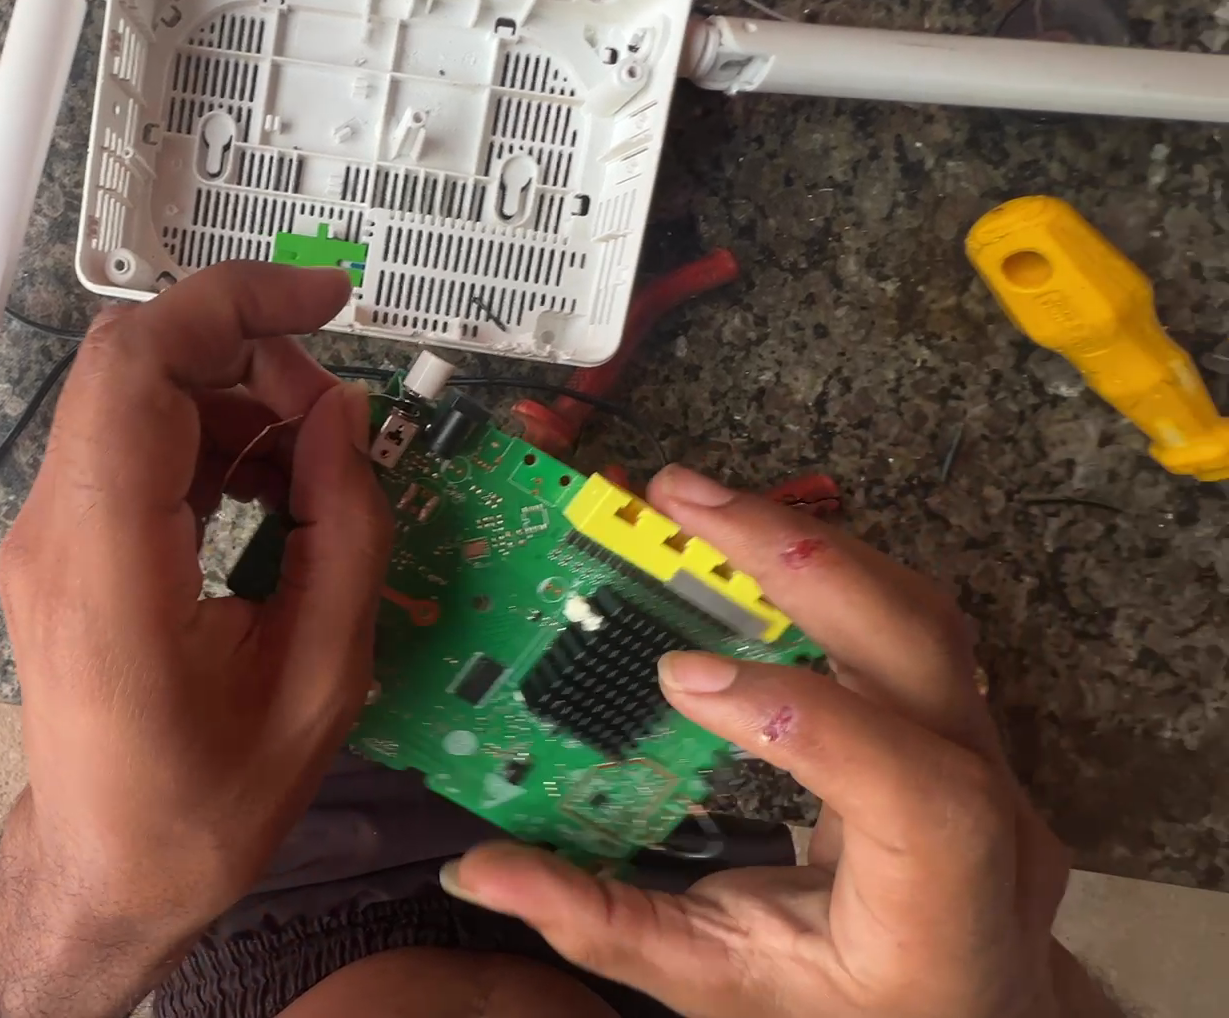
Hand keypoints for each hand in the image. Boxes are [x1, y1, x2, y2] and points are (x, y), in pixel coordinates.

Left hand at [0, 263, 391, 1012]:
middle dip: (251, 357)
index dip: (233, 304)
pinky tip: (264, 494)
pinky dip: (211, 442)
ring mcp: (48, 530)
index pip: (138, 366)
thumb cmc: (207, 804)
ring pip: (140, 398)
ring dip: (237, 403)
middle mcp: (55, 527)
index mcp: (107, 563)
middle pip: (138, 366)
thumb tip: (343, 415)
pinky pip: (138, 447)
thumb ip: (343, 529)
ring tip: (309, 473)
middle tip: (332, 419)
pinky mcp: (65, 539)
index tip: (324, 298)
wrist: (105, 870)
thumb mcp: (321, 680)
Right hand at [444, 465, 1117, 1017]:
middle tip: (679, 503)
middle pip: (925, 653)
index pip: (918, 794)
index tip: (680, 674)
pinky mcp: (939, 709)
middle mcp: (986, 814)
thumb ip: (599, 925)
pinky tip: (731, 537)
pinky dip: (802, 560)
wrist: (961, 1001)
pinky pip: (884, 611)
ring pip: (913, 610)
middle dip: (792, 560)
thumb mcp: (711, 981)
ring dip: (793, 539)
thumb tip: (481, 872)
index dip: (804, 718)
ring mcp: (975, 747)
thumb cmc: (838, 1001)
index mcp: (939, 909)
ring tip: (690, 498)